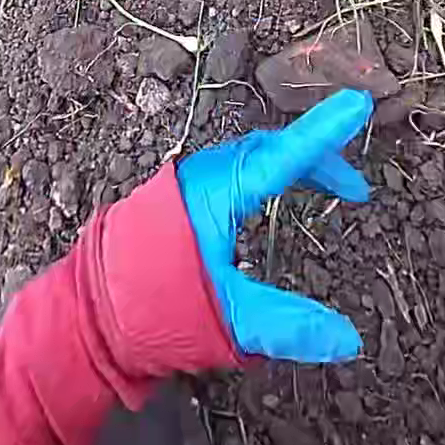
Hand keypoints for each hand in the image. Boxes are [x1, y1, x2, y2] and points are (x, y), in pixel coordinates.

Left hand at [176, 88, 371, 362]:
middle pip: (274, 148)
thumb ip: (290, 326)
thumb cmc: (153, 311)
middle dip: (320, 159)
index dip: (325, 129)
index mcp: (219, 193)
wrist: (87, 312)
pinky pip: (238, 166)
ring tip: (330, 188)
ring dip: (296, 164)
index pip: (284, 153)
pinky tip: (278, 194)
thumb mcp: (229, 321)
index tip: (357, 104)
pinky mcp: (185, 190)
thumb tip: (349, 340)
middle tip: (355, 189)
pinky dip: (270, 172)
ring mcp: (192, 178)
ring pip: (255, 155)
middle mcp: (206, 173)